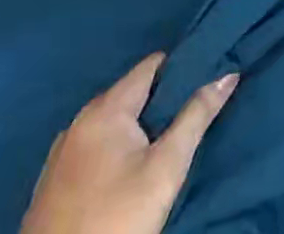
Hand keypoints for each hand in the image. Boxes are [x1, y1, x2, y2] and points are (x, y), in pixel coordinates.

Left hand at [20, 53, 237, 233]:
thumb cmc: (117, 220)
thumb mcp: (166, 168)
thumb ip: (197, 116)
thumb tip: (228, 75)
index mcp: (105, 110)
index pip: (152, 65)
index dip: (183, 68)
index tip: (208, 80)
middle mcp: (79, 121)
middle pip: (133, 92)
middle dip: (164, 100)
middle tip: (195, 116)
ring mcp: (62, 151)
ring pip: (114, 121)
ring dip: (141, 126)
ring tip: (169, 143)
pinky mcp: (55, 180)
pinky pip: (96, 146)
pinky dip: (119, 147)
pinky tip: (134, 170)